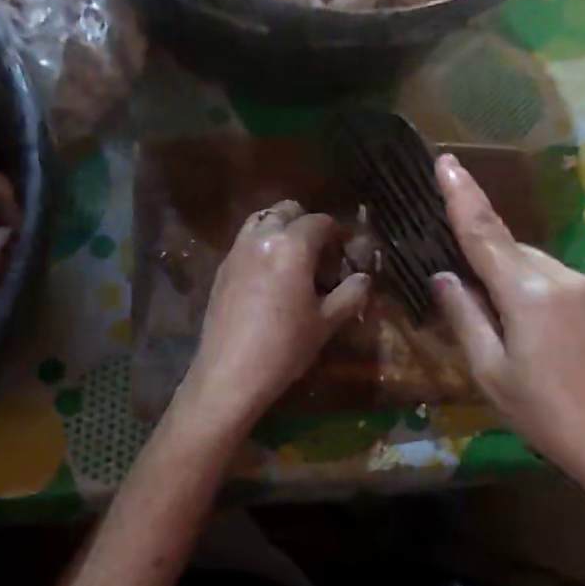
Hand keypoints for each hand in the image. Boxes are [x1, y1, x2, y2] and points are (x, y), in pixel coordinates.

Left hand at [179, 201, 369, 429]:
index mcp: (292, 245)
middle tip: (320, 252)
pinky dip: (259, 247)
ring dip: (279, 230)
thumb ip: (349, 295)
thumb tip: (363, 279)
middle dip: (306, 223)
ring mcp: (236, 252)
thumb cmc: (284, 348)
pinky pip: (243, 244)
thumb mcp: (325, 323)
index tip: (347, 249)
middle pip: (286, 211)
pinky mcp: (220, 271)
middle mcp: (261, 238)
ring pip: (259, 222)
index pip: (321, 222)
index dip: (338, 232)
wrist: (229, 374)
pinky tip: (269, 277)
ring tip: (292, 260)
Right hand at [430, 155, 584, 526]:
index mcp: (529, 295)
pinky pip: (564, 285)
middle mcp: (566, 278)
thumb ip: (465, 319)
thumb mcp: (492, 375)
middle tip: (462, 294)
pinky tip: (539, 337)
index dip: (461, 196)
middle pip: (513, 250)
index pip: (485, 233)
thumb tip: (443, 277)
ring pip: (539, 268)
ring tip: (503, 328)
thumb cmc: (550, 418)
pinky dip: (539, 295)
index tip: (445, 160)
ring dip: (512, 281)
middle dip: (484, 258)